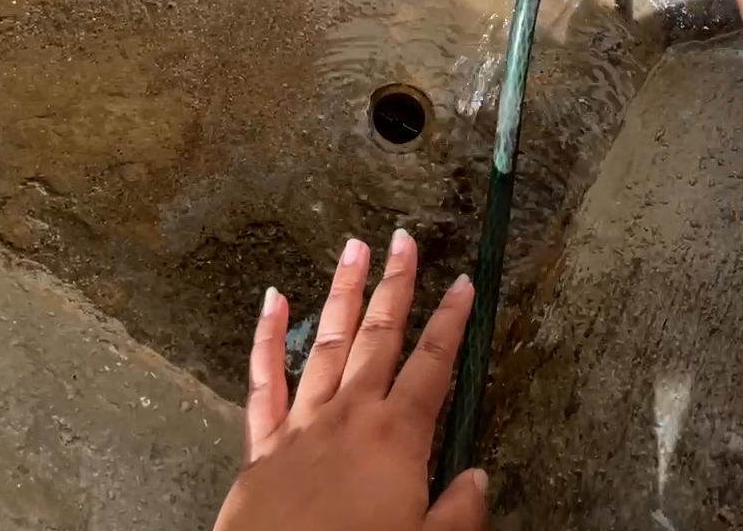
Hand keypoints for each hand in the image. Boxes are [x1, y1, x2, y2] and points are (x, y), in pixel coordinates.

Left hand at [214, 229, 487, 530]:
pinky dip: (267, 336)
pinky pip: (265, 380)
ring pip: (328, 340)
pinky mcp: (264, 444)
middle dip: (396, 283)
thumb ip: (457, 515)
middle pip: (380, 334)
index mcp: (396, 437)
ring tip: (354, 247)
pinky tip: (274, 298)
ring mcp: (304, 423)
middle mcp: (352, 414)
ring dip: (344, 291)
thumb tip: (479, 477)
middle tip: (404, 239)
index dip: (452, 320)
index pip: (434, 363)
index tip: (463, 283)